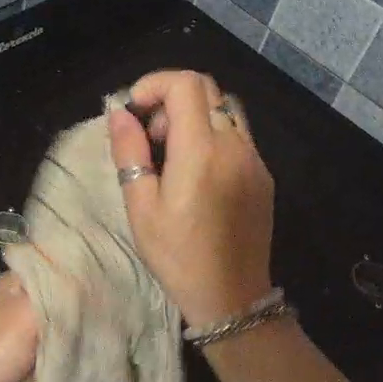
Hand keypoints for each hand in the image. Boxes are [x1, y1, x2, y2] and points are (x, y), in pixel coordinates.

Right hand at [108, 70, 276, 327]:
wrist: (232, 297)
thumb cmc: (178, 256)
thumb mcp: (141, 208)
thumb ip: (129, 153)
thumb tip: (119, 114)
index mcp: (202, 151)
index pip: (185, 85)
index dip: (154, 84)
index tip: (132, 110)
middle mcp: (235, 146)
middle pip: (206, 89)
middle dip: (170, 98)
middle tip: (148, 134)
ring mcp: (254, 159)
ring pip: (224, 109)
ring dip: (192, 114)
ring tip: (170, 151)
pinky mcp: (263, 175)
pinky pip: (237, 134)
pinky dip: (211, 134)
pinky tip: (195, 171)